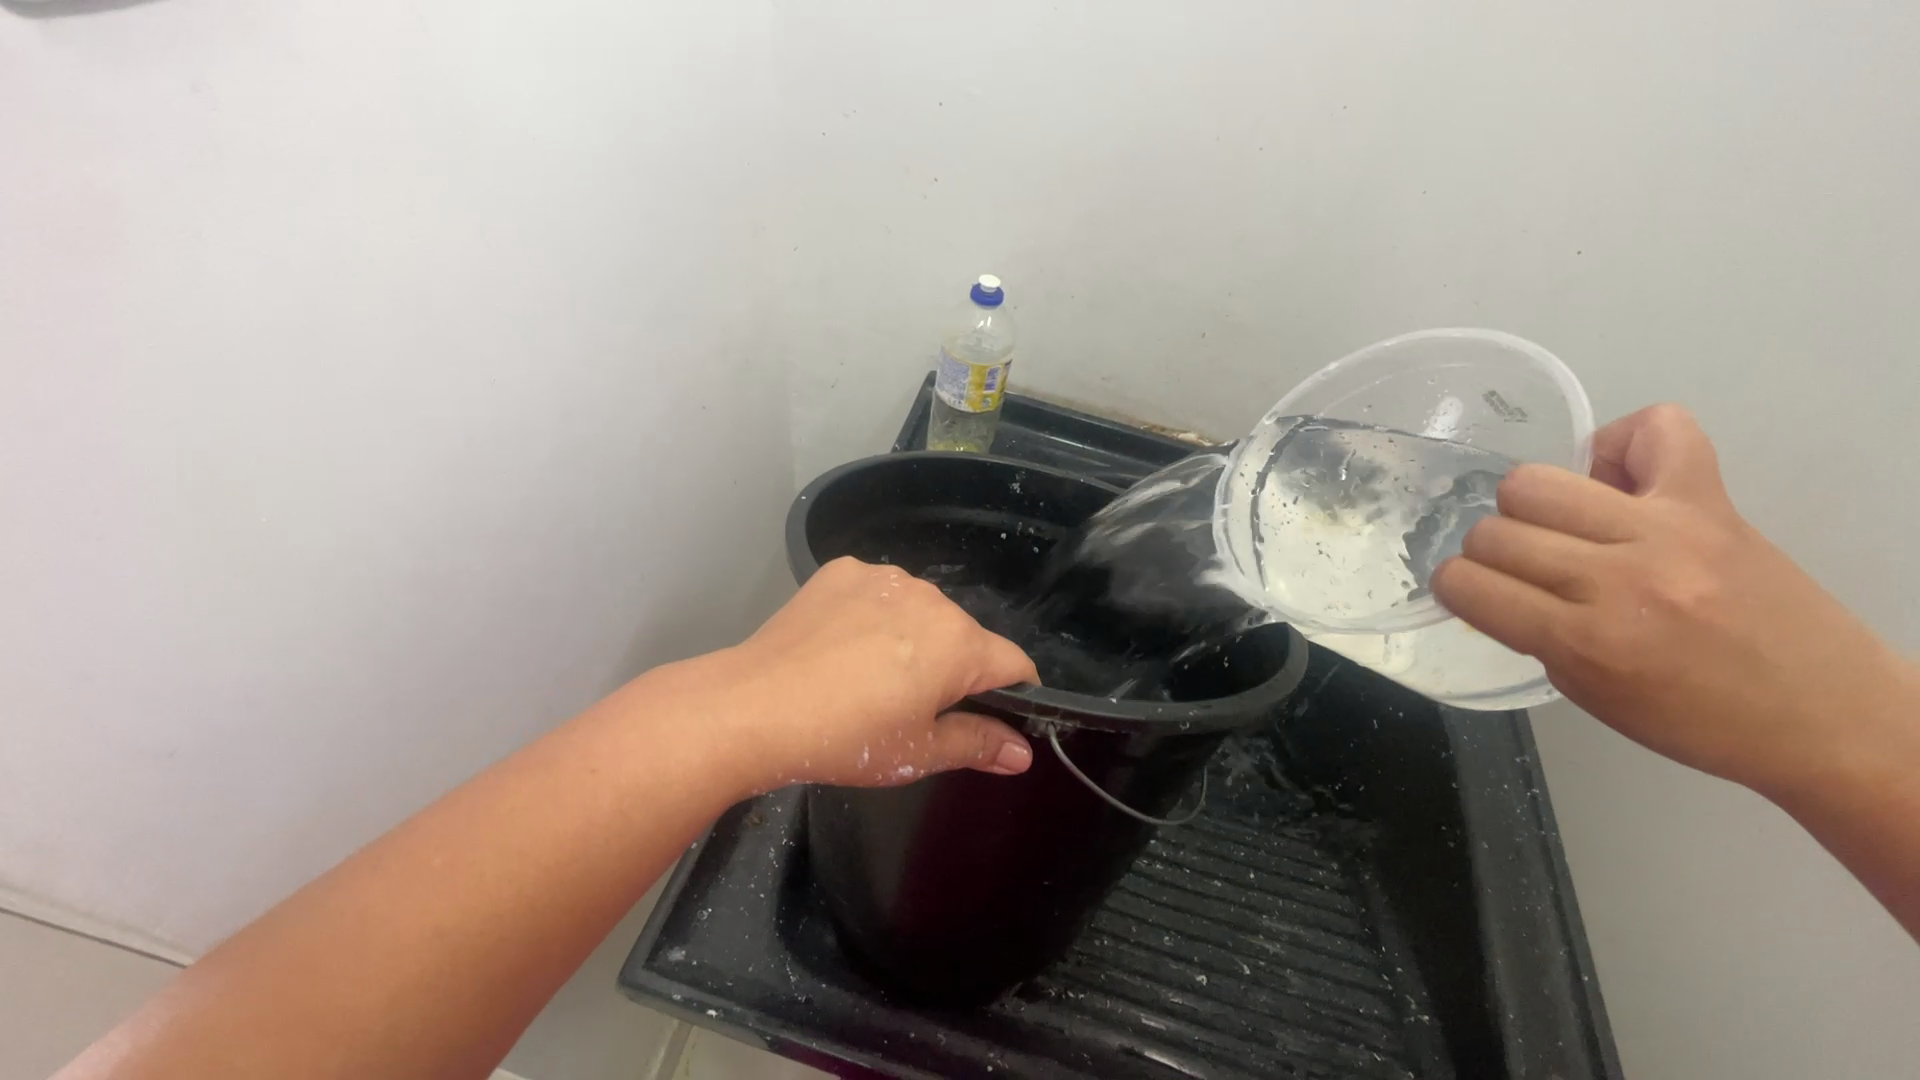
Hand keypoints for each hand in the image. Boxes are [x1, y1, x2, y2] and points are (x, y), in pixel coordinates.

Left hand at [702, 556, 1038, 794]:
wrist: (755, 707)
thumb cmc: (846, 737)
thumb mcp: (918, 752)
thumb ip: (978, 745)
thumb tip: (1024, 754)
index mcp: (959, 643)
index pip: (1014, 663)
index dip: (1015, 694)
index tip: (989, 718)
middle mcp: (931, 598)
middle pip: (964, 636)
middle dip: (954, 668)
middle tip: (911, 708)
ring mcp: (883, 577)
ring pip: (920, 612)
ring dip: (912, 638)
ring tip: (869, 677)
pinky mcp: (842, 571)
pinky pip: (877, 593)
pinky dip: (872, 616)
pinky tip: (841, 647)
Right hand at [1432, 405, 1917, 795]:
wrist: (1827, 717)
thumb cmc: (1695, 720)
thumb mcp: (1586, 692)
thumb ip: (1530, 633)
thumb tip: (1490, 585)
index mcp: (1582, 640)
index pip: (1466, 585)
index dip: (1455, 588)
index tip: (1474, 595)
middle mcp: (1618, 579)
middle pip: (1493, 531)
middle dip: (1490, 554)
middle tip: (1524, 572)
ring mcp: (1667, 532)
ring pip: (1534, 482)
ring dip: (1530, 507)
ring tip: (1565, 528)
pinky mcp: (1713, 502)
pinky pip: (1655, 431)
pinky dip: (1620, 445)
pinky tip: (1618, 482)